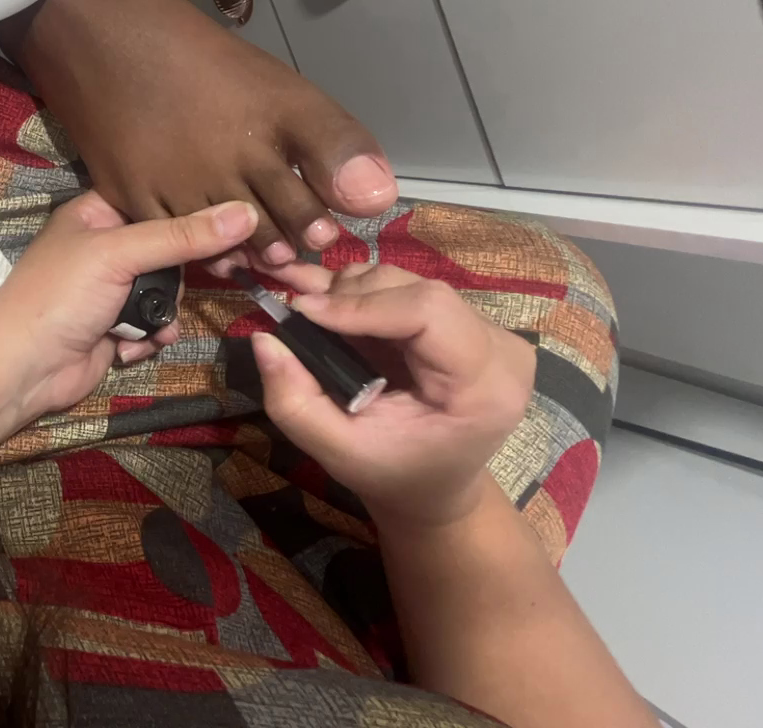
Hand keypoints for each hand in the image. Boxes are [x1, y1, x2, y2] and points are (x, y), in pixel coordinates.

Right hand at [0, 0, 396, 273]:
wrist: (100, 40)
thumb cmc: (191, 53)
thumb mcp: (275, 83)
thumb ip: (329, 140)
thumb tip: (379, 202)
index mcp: (275, 120)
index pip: (323, 197)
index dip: (328, 221)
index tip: (326, 228)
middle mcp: (232, 156)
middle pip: (279, 224)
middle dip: (295, 240)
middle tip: (298, 249)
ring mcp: (180, 180)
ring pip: (232, 240)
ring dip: (253, 249)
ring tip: (262, 252)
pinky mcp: (135, 194)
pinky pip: (177, 242)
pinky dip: (201, 251)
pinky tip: (213, 251)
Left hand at [0, 191, 256, 420]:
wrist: (23, 367)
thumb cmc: (60, 295)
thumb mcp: (118, 254)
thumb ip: (181, 235)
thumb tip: (248, 212)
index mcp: (96, 212)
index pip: (158, 198)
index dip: (198, 211)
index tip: (244, 222)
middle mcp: (106, 245)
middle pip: (170, 247)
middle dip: (186, 270)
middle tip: (226, 273)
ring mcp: (111, 288)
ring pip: (167, 290)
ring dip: (165, 311)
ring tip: (154, 323)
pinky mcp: (117, 325)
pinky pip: (156, 324)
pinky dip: (152, 336)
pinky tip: (137, 345)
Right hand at [249, 261, 534, 529]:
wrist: (430, 483)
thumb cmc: (389, 471)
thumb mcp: (333, 449)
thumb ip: (294, 400)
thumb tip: (264, 338)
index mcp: (484, 387)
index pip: (429, 312)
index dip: (361, 304)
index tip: (302, 311)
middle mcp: (498, 348)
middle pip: (414, 288)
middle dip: (348, 296)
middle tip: (300, 316)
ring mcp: (481, 327)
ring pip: (402, 279)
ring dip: (348, 291)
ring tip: (315, 318)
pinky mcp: (457, 317)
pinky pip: (400, 284)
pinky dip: (355, 289)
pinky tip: (323, 303)